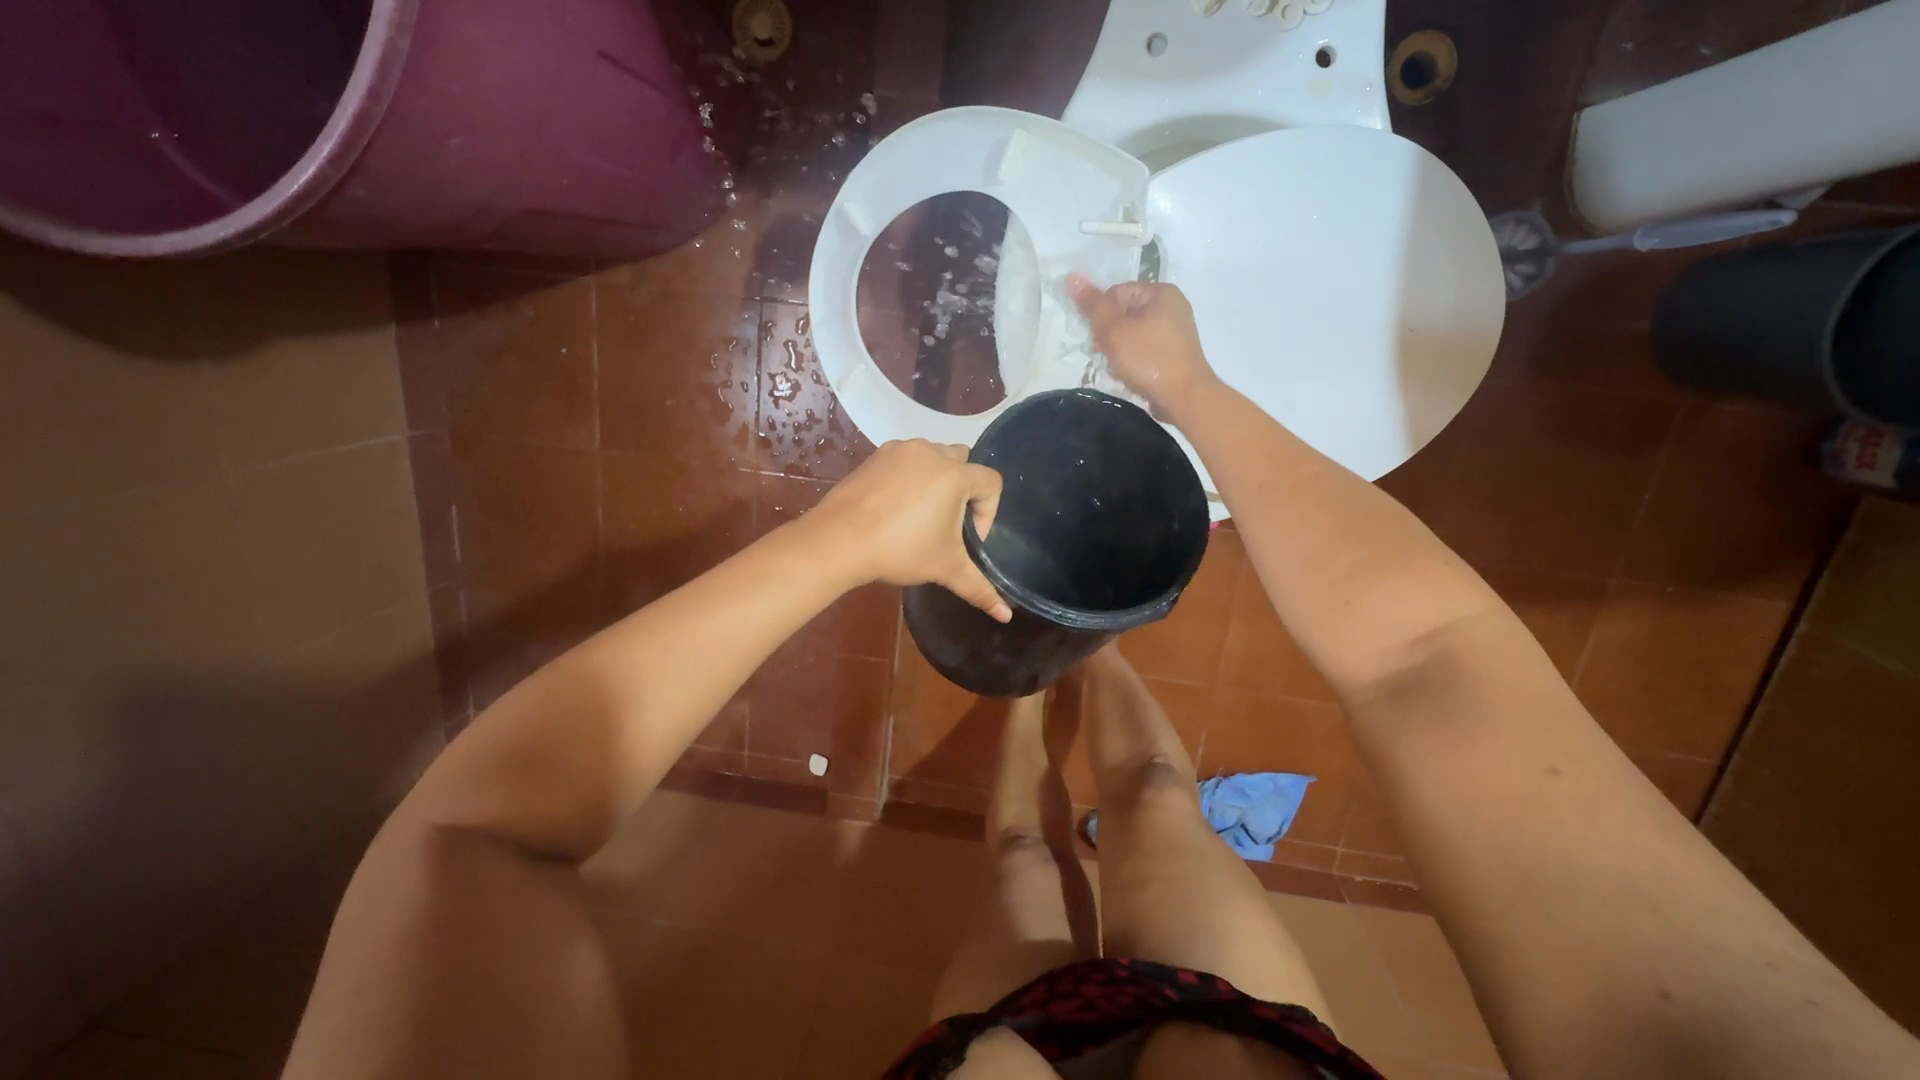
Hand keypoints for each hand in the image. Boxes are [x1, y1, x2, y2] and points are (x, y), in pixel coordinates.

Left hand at [809, 439, 1011, 622]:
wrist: (839, 540)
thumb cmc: (900, 550)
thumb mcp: (945, 569)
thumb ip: (979, 589)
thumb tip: (1006, 616)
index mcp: (955, 475)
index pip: (991, 483)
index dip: (988, 512)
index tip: (969, 537)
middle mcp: (931, 452)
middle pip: (964, 463)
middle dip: (963, 490)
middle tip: (946, 523)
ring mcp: (901, 450)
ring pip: (933, 458)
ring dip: (936, 480)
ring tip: (921, 515)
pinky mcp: (876, 455)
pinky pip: (905, 460)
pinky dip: (908, 477)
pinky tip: (895, 507)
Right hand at [1067, 273, 1219, 416]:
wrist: (1184, 397)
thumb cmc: (1148, 360)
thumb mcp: (1114, 331)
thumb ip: (1093, 305)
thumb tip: (1072, 276)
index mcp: (1160, 292)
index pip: (1116, 292)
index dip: (1100, 315)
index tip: (1098, 339)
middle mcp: (1172, 305)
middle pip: (1124, 312)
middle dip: (1109, 333)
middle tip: (1105, 354)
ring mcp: (1176, 329)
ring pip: (1133, 331)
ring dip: (1119, 347)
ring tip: (1117, 366)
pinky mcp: (1176, 351)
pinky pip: (1146, 347)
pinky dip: (1134, 357)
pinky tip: (1130, 372)